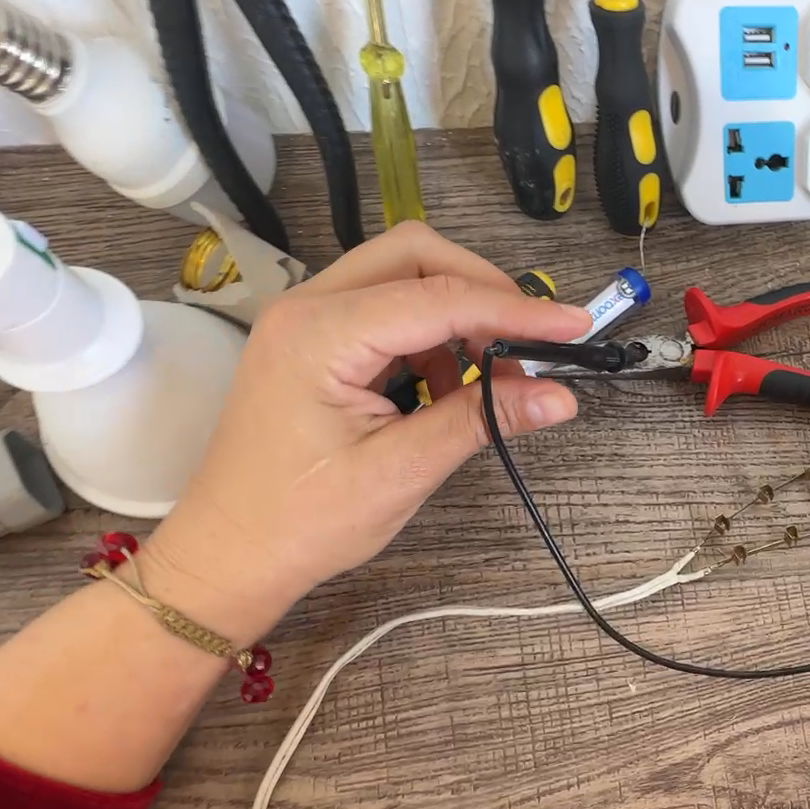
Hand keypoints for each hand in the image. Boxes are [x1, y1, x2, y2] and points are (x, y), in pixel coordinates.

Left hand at [138, 222, 593, 641]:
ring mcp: (312, 322)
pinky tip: (451, 389)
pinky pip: (393, 314)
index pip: (440, 298)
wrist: (234, 552)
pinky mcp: (322, 344)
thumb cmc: (307, 520)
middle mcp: (311, 308)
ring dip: (462, 316)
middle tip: (532, 342)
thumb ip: (482, 420)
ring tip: (494, 377)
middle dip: (485, 290)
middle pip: (417, 256)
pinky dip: (437, 340)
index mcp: (321, 334)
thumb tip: (561, 396)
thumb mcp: (404, 471)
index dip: (517, 310)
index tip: (576, 325)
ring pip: (406, 278)